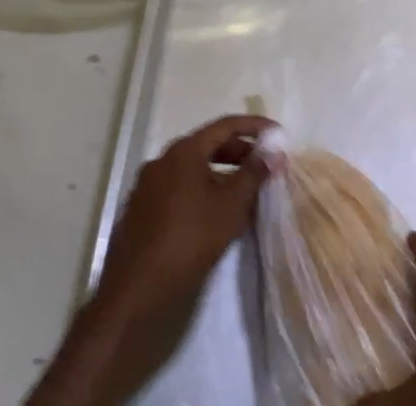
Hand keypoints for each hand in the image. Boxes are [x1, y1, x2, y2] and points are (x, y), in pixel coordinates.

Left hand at [93, 114, 274, 327]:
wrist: (137, 291)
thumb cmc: (191, 239)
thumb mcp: (232, 204)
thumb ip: (255, 172)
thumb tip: (274, 149)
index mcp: (183, 152)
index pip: (225, 125)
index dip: (255, 127)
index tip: (278, 135)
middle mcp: (161, 162)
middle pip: (207, 145)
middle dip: (239, 152)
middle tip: (264, 165)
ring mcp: (146, 187)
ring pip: (192, 169)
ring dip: (221, 173)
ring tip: (244, 191)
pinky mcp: (140, 211)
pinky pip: (178, 188)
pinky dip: (201, 190)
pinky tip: (215, 212)